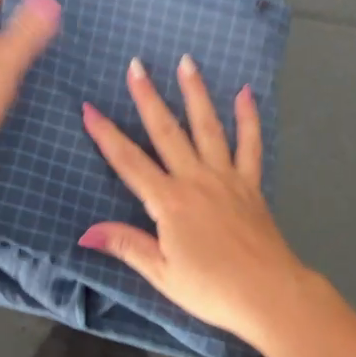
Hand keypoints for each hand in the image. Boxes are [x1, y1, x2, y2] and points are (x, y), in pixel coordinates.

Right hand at [78, 54, 312, 345]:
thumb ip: (127, 245)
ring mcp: (225, 176)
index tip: (89, 107)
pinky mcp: (250, 182)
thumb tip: (86, 232)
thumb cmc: (211, 289)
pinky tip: (246, 92)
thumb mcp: (162, 274)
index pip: (129, 162)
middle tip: (137, 65)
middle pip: (166, 131)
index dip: (106, 134)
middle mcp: (194, 178)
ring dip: (195, 92)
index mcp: (169, 201)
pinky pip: (249, 145)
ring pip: (206, 126)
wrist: (269, 295)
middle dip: (148, 97)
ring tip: (187, 61)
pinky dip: (248, 118)